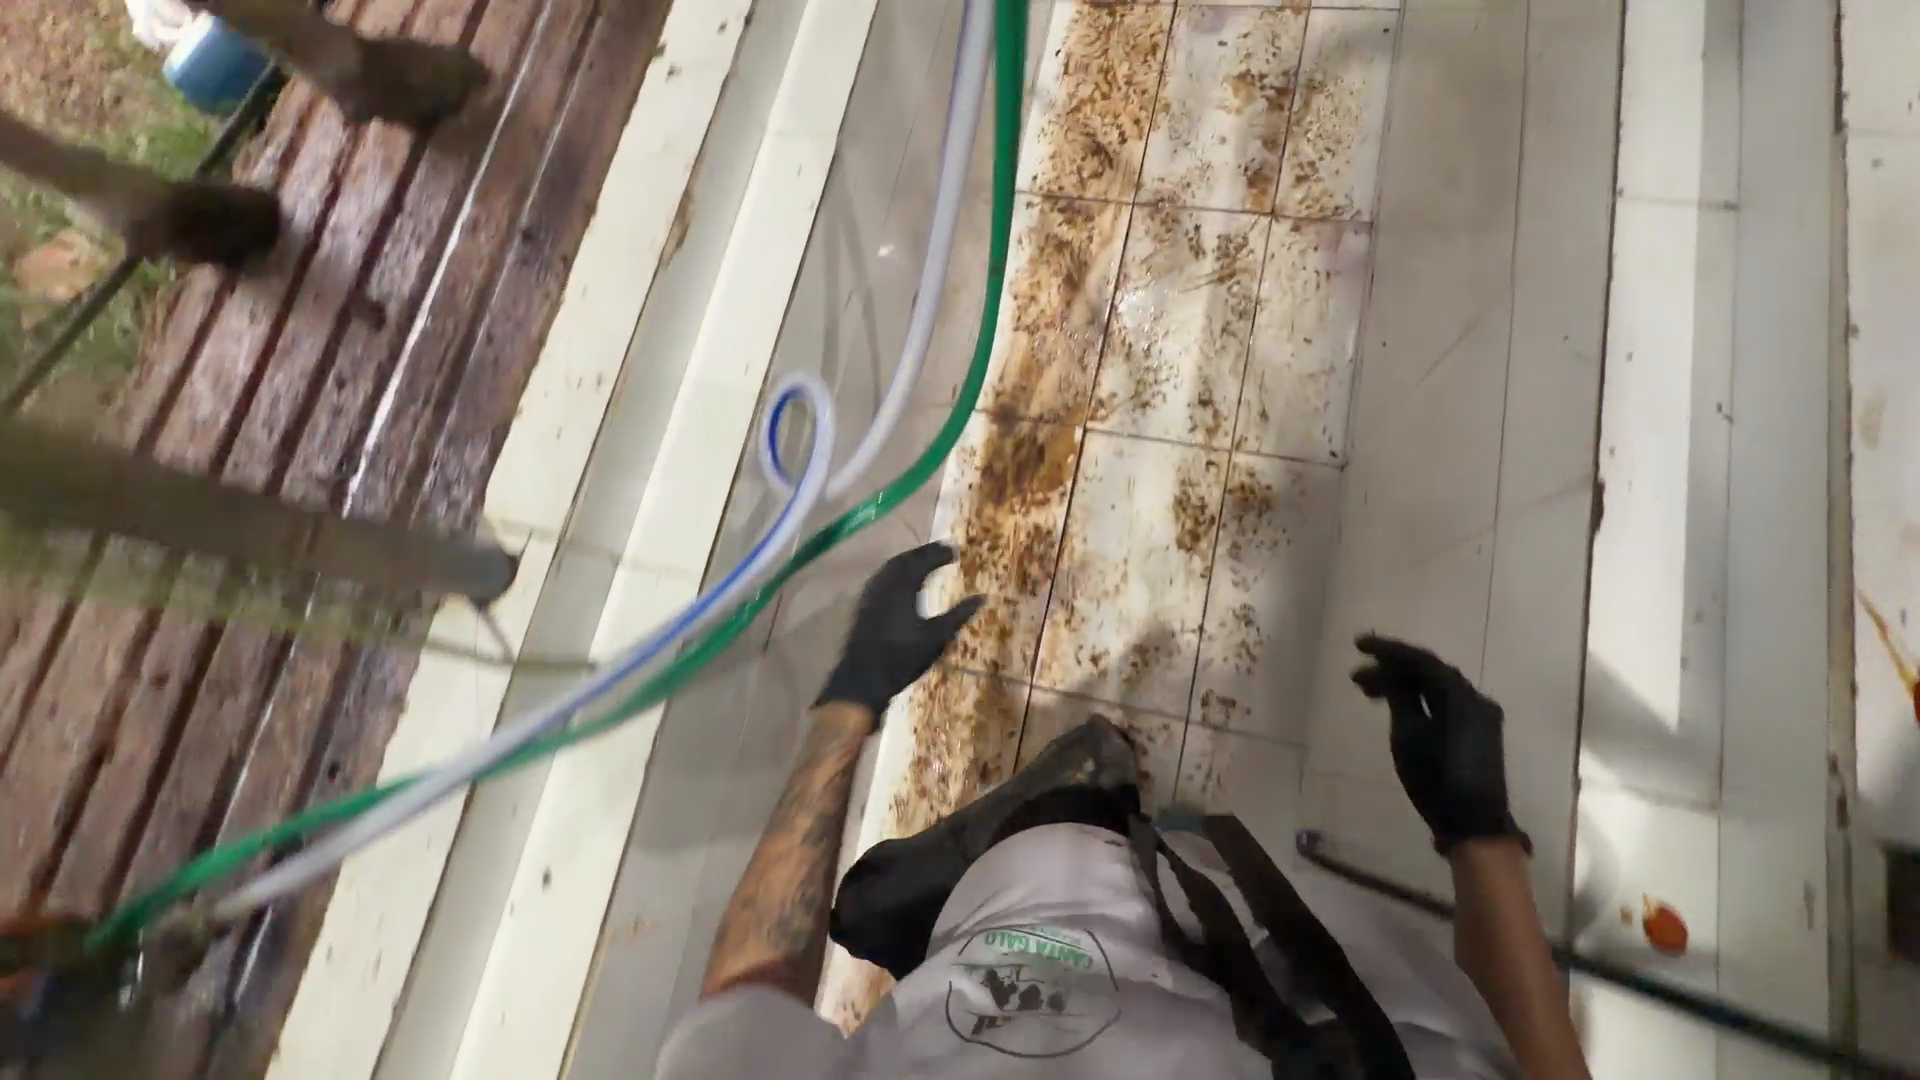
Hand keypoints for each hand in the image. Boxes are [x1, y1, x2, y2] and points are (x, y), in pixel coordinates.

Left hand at [814, 542, 983, 720]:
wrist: (863, 679)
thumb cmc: (904, 658)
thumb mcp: (937, 638)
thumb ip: (959, 615)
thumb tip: (982, 598)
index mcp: (903, 588)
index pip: (923, 561)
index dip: (940, 554)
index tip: (955, 550)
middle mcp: (885, 584)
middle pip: (905, 559)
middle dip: (923, 552)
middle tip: (941, 550)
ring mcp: (871, 594)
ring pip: (890, 567)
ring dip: (908, 560)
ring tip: (923, 560)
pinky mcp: (863, 605)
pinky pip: (881, 578)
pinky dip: (894, 572)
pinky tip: (900, 581)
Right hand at [1350, 634, 1527, 854]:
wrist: (1473, 822)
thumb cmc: (1435, 777)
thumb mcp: (1409, 735)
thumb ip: (1400, 697)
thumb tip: (1386, 670)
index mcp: (1461, 697)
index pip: (1421, 660)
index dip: (1388, 650)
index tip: (1358, 645)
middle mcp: (1475, 699)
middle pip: (1429, 671)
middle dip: (1391, 668)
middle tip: (1357, 674)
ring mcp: (1479, 716)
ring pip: (1435, 687)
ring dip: (1402, 684)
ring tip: (1367, 691)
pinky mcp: (1476, 731)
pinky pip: (1443, 702)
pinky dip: (1417, 698)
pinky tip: (1395, 705)